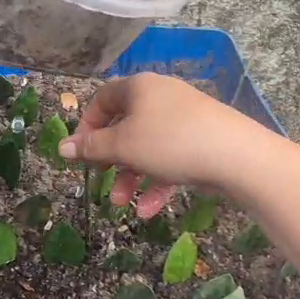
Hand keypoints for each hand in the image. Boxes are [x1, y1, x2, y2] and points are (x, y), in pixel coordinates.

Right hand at [60, 74, 266, 216]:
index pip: (102, 99)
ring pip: (147, 148)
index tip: (80, 153)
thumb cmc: (170, 143)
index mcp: (139, 87)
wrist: (238, 156)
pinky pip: (170, 160)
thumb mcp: (123, 146)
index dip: (87, 126)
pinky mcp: (202, 140)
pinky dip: (158, 183)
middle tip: (100, 181)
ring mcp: (184, 119)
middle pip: (125, 127)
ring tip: (122, 205)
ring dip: (131, 178)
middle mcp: (161, 97)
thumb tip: (61, 147)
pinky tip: (149, 211)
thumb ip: (91, 148)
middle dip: (110, 161)